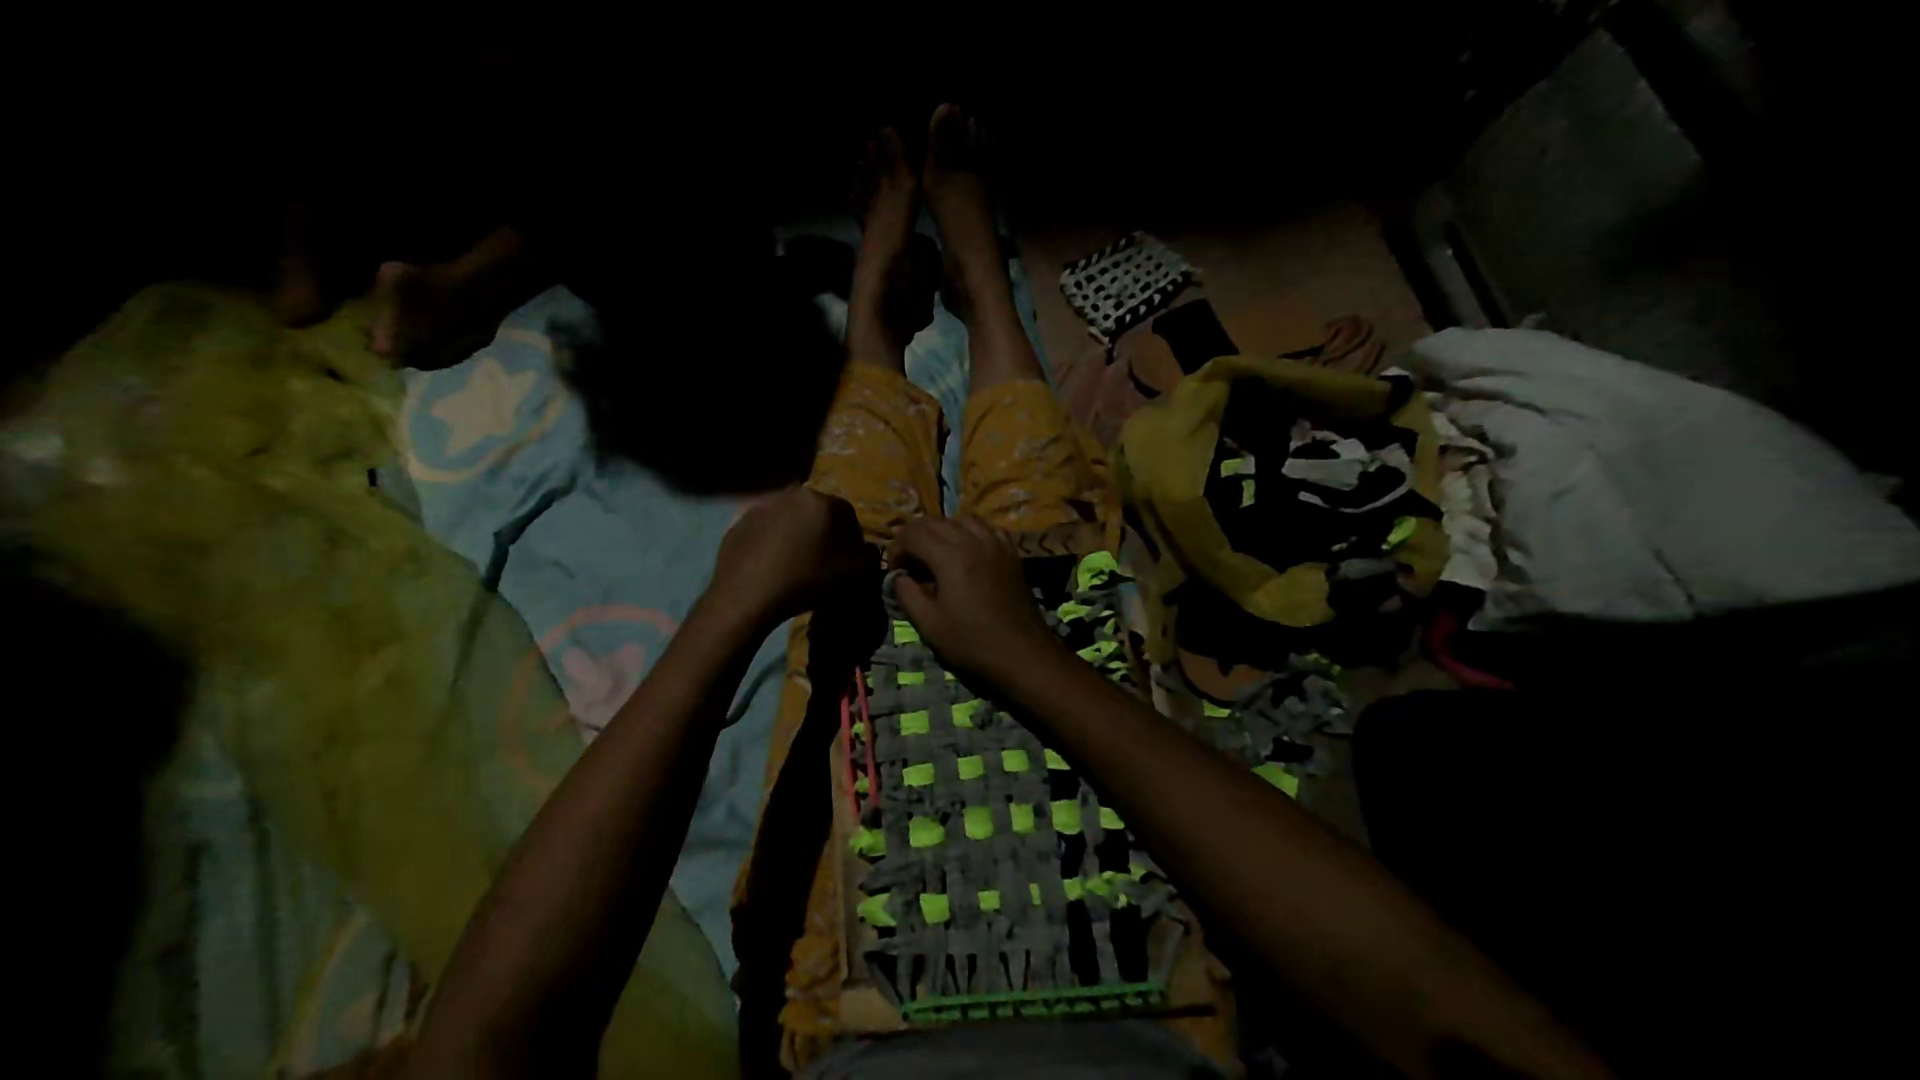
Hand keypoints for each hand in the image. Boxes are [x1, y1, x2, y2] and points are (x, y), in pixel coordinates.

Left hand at [708, 487, 874, 629]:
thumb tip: (868, 550)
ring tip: (795, 564)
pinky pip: (766, 530)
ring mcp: (762, 506)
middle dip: (823, 533)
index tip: (848, 561)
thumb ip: (868, 557)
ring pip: (790, 519)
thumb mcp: (850, 573)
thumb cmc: (805, 579)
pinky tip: (772, 566)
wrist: (746, 595)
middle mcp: (791, 494)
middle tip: (823, 562)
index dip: (852, 539)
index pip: (848, 515)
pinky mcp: (739, 522)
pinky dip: (773, 542)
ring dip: (797, 536)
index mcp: (820, 500)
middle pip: (817, 513)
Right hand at [887, 516, 1061, 680]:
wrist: (1022, 652)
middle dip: (914, 537)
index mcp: (949, 556)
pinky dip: (969, 532)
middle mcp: (972, 540)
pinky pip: (985, 527)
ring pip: (960, 519)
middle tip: (909, 563)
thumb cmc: (972, 642)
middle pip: (934, 521)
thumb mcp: (930, 624)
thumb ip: (907, 594)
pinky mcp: (1010, 551)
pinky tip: (966, 550)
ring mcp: (995, 542)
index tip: (895, 571)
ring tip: (935, 554)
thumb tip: (899, 576)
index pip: (912, 534)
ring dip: (941, 531)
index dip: (896, 549)